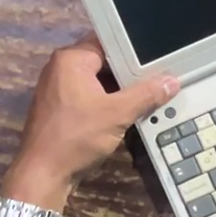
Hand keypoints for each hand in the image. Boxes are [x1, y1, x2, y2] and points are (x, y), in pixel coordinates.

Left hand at [0, 39, 177, 210]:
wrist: (43, 173)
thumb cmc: (76, 136)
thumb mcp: (117, 114)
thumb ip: (146, 95)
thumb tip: (172, 81)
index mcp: (71, 59)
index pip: (109, 43)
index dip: (134, 52)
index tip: (157, 59)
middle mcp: (60, 68)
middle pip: (103, 62)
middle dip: (128, 74)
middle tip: (157, 79)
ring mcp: (57, 88)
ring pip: (96, 82)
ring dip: (118, 91)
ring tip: (146, 96)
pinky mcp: (58, 108)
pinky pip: (87, 97)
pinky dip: (105, 103)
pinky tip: (124, 113)